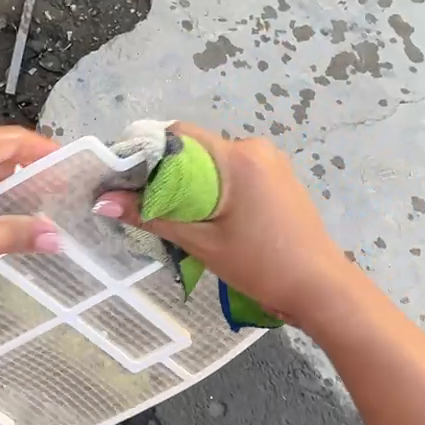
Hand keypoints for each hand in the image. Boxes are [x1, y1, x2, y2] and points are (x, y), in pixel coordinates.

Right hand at [93, 123, 355, 326]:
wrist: (322, 289)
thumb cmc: (262, 265)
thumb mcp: (201, 242)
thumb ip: (151, 216)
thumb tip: (102, 203)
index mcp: (238, 156)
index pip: (178, 135)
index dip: (145, 152)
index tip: (123, 179)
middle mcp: (254, 148)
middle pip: (194, 148)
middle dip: (165, 172)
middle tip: (139, 201)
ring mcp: (270, 162)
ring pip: (212, 162)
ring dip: (188, 182)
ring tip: (168, 212)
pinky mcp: (277, 178)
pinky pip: (232, 173)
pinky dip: (211, 188)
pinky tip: (202, 215)